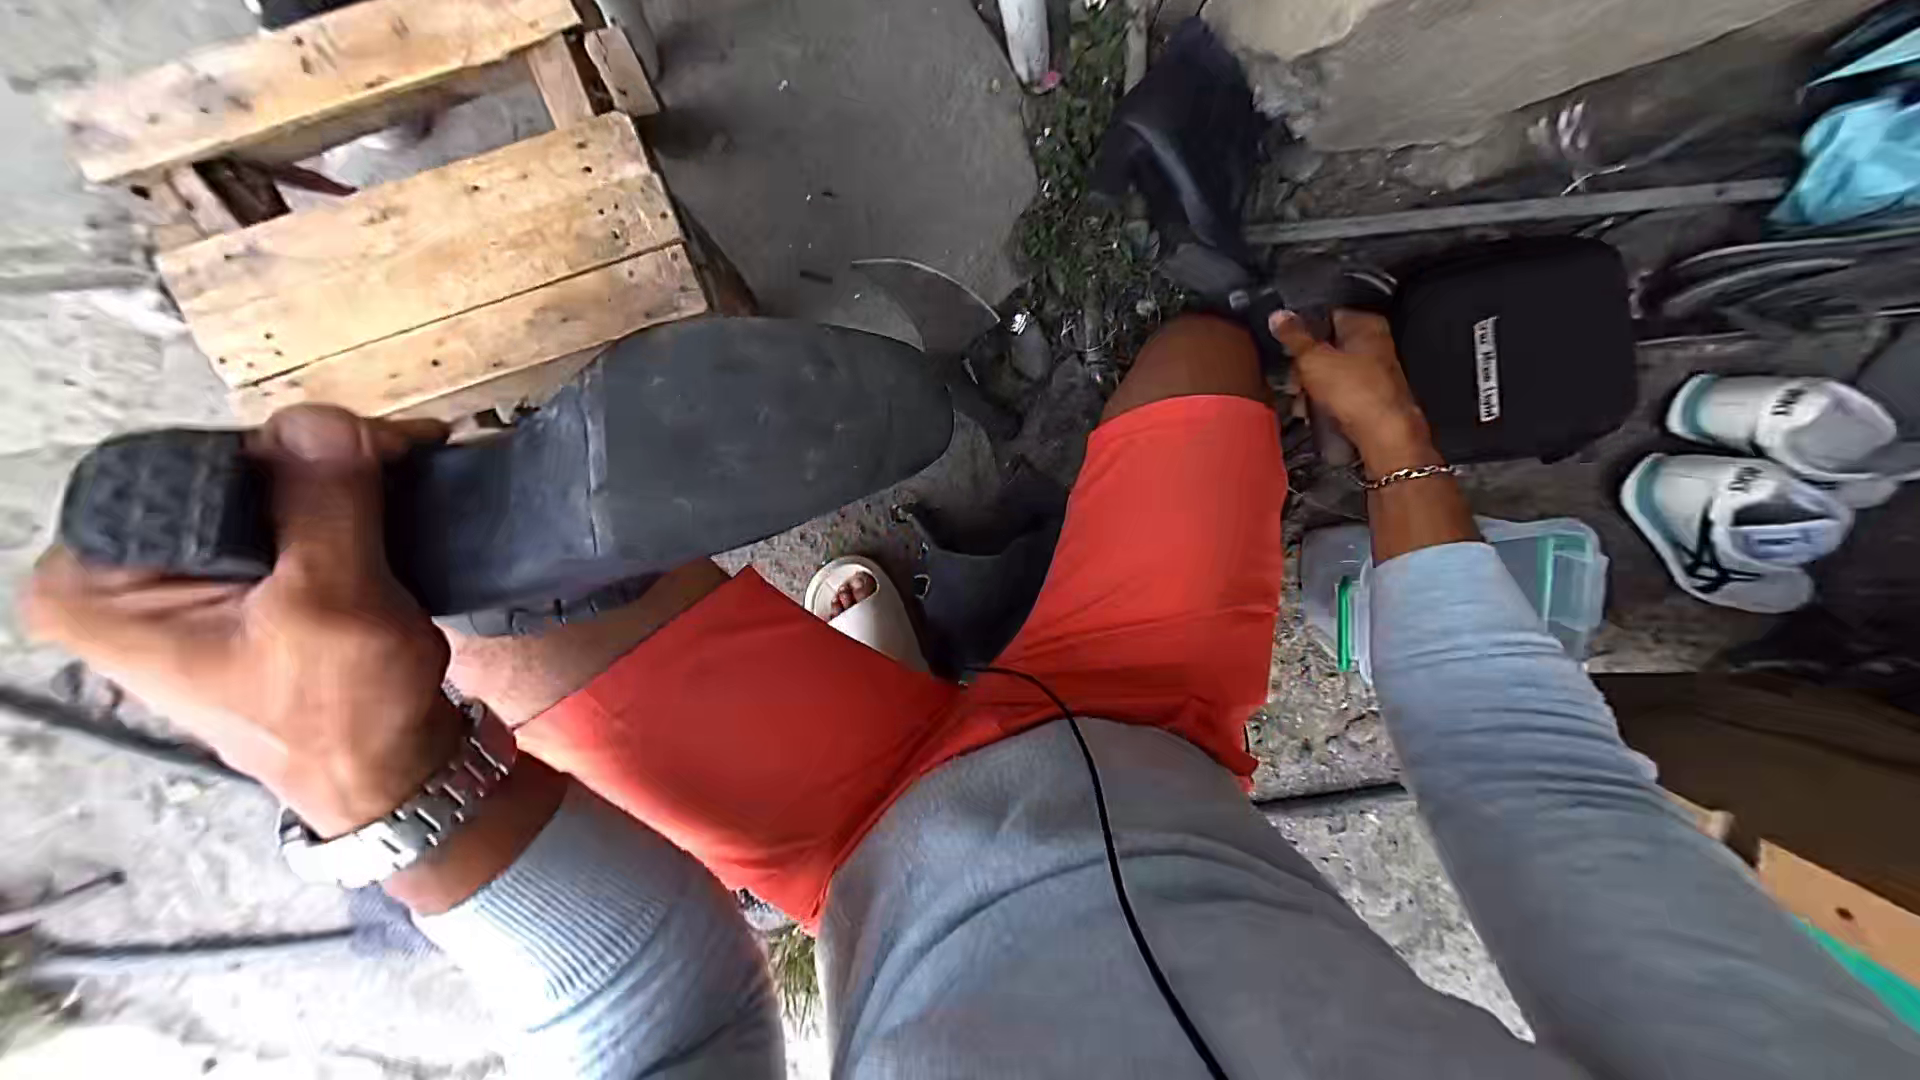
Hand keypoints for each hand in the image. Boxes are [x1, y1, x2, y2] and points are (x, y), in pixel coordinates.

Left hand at [23, 406, 458, 837]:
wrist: (396, 766)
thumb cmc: (348, 706)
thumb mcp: (333, 605)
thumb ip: (326, 511)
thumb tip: (325, 416)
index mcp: (104, 580)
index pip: (197, 465)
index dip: (296, 447)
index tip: (385, 449)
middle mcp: (141, 573)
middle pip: (240, 475)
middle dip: (334, 460)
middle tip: (413, 456)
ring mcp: (206, 582)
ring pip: (280, 495)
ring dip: (356, 479)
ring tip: (421, 467)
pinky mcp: (264, 590)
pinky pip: (307, 523)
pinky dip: (361, 506)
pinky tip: (405, 499)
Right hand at [1269, 308, 1436, 468]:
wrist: (1380, 432)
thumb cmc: (1354, 390)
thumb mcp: (1313, 359)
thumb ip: (1293, 337)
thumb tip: (1278, 315)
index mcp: (1365, 325)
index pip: (1326, 314)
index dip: (1302, 329)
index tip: (1285, 344)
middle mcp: (1372, 344)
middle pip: (1323, 346)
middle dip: (1302, 364)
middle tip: (1293, 377)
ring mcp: (1369, 372)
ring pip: (1325, 372)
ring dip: (1307, 385)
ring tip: (1300, 398)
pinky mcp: (1364, 396)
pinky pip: (1333, 392)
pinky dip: (1319, 400)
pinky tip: (1311, 410)